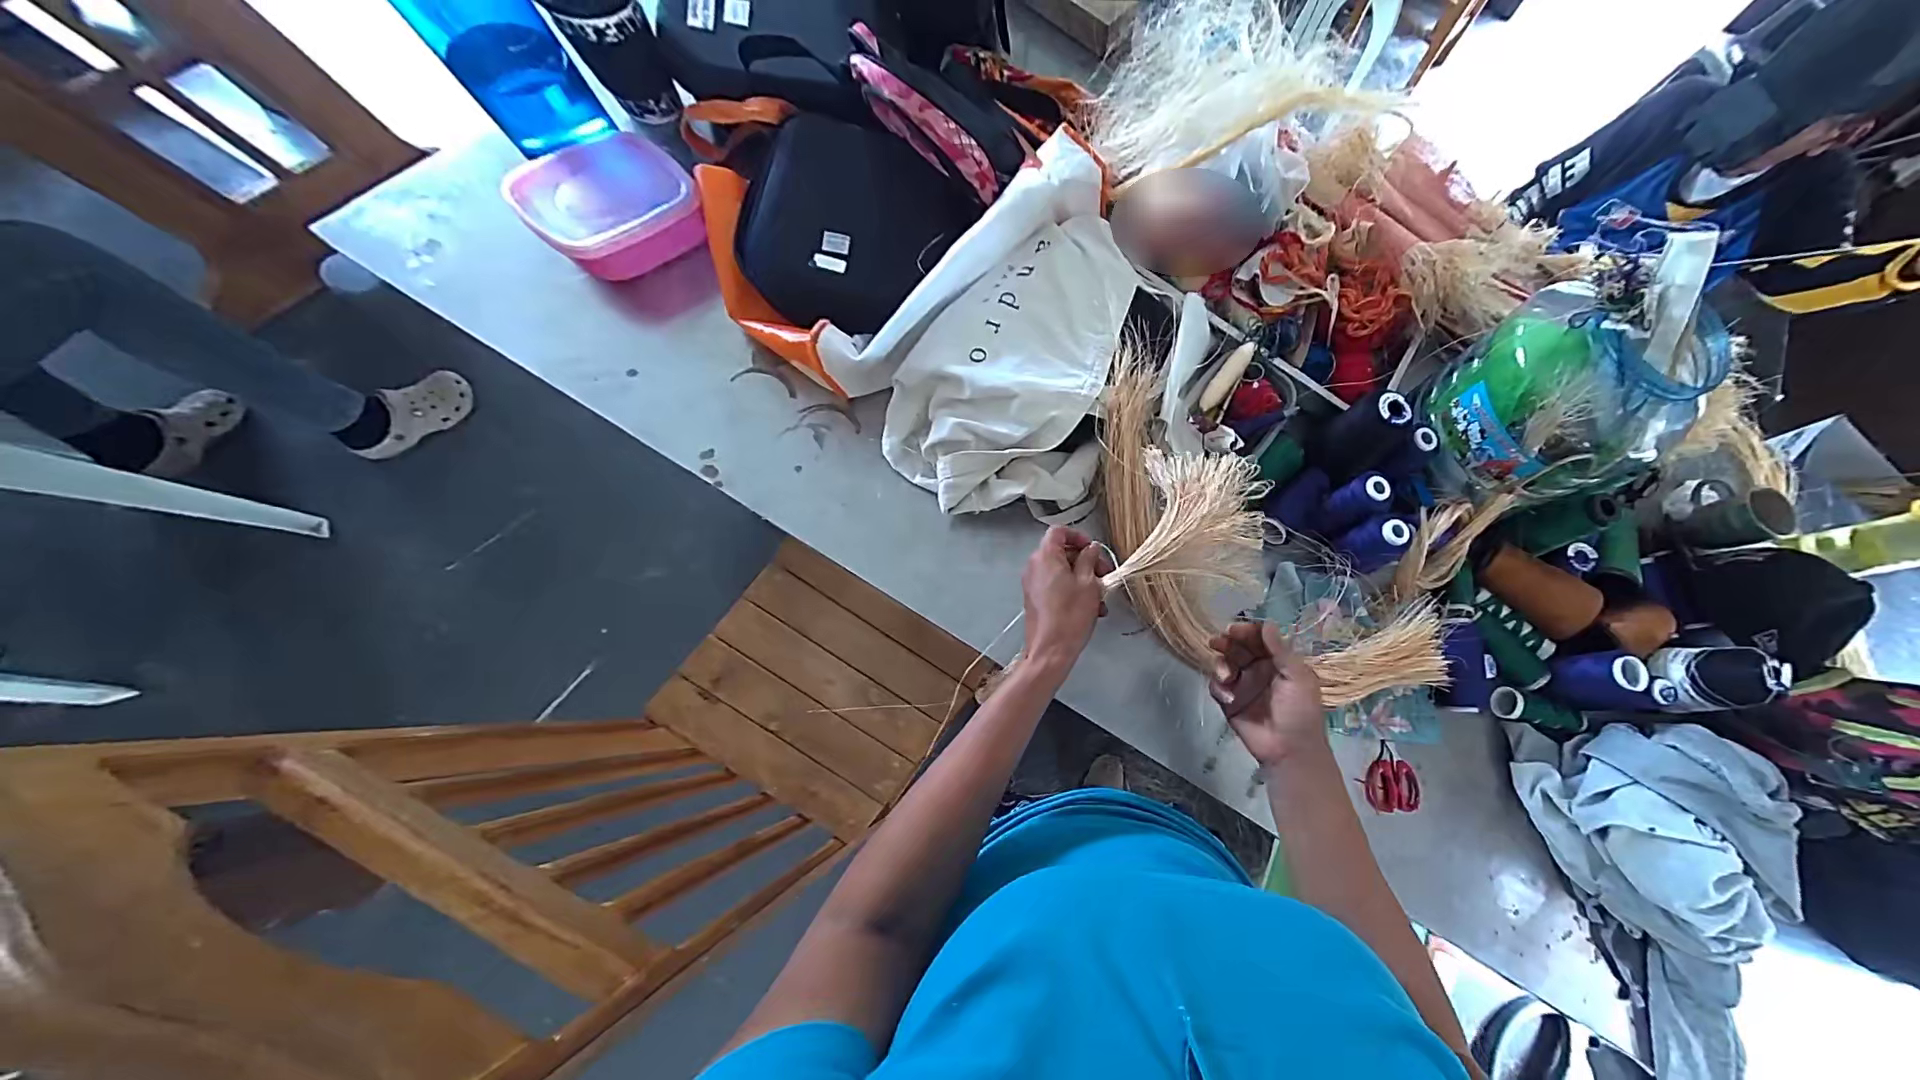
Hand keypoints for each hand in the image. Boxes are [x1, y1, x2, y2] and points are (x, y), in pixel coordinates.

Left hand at [1021, 527, 1110, 671]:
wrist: (1050, 649)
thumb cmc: (1069, 616)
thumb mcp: (1088, 583)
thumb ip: (1090, 560)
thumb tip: (1091, 549)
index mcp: (1045, 557)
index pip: (1058, 531)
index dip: (1078, 536)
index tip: (1093, 549)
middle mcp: (1034, 566)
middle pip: (1061, 551)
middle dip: (1085, 560)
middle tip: (1104, 574)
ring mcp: (1033, 583)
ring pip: (1061, 570)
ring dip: (1083, 578)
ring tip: (1100, 596)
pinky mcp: (1035, 598)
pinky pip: (1056, 585)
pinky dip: (1073, 589)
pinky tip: (1091, 607)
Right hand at [1207, 622, 1327, 767]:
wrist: (1290, 749)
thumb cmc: (1300, 711)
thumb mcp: (1298, 678)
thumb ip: (1281, 651)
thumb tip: (1267, 624)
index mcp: (1277, 661)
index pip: (1257, 639)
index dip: (1246, 631)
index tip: (1234, 630)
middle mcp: (1257, 669)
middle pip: (1236, 648)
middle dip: (1226, 643)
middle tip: (1217, 642)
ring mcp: (1241, 684)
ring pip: (1223, 664)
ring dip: (1220, 664)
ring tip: (1226, 675)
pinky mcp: (1228, 701)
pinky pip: (1216, 686)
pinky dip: (1219, 687)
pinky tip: (1229, 696)